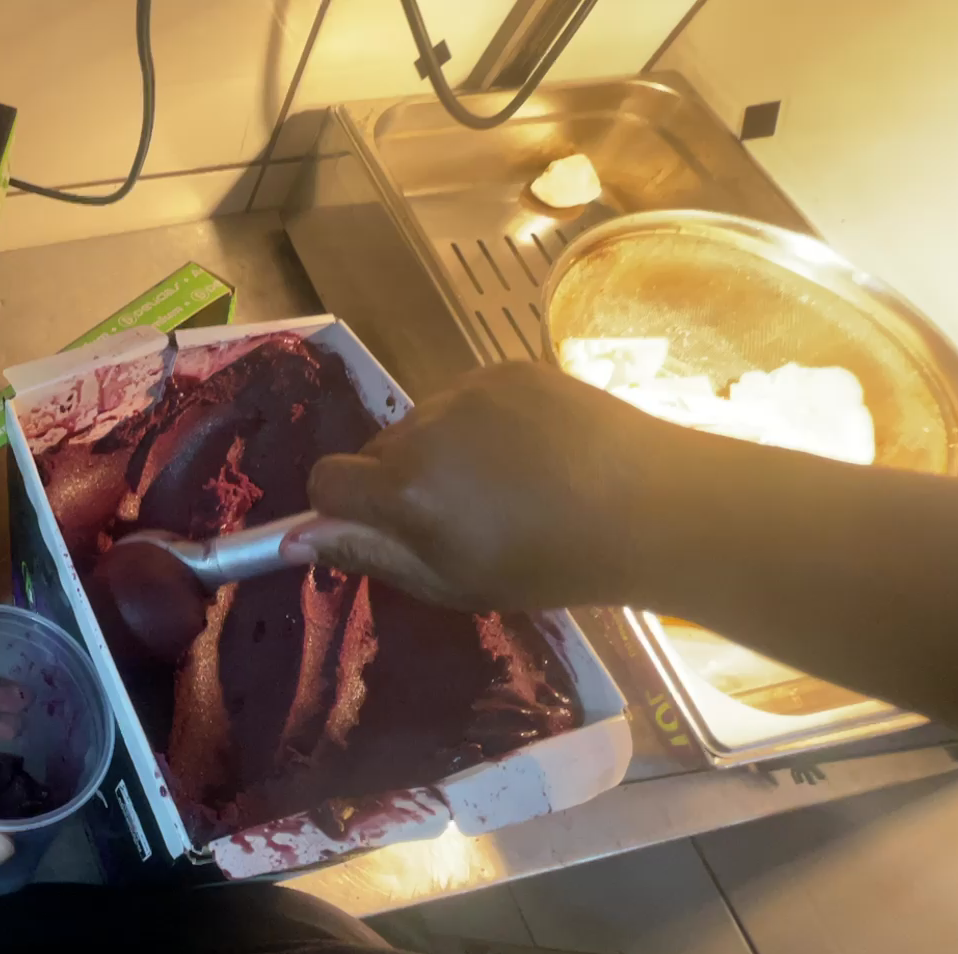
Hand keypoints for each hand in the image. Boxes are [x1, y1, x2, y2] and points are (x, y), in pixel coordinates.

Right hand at [285, 361, 689, 610]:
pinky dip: (472, 423)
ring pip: (415, 425)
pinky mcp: (504, 368)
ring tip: (499, 478)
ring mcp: (466, 391)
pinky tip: (523, 447)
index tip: (380, 524)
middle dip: (393, 479)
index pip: (327, 480)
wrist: (662, 508)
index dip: (342, 506)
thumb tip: (294, 539)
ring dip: (433, 450)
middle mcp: (422, 429)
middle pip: (372, 452)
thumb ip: (365, 554)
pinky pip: (458, 397)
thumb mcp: (447, 581)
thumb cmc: (546, 563)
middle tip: (455, 511)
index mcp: (406, 488)